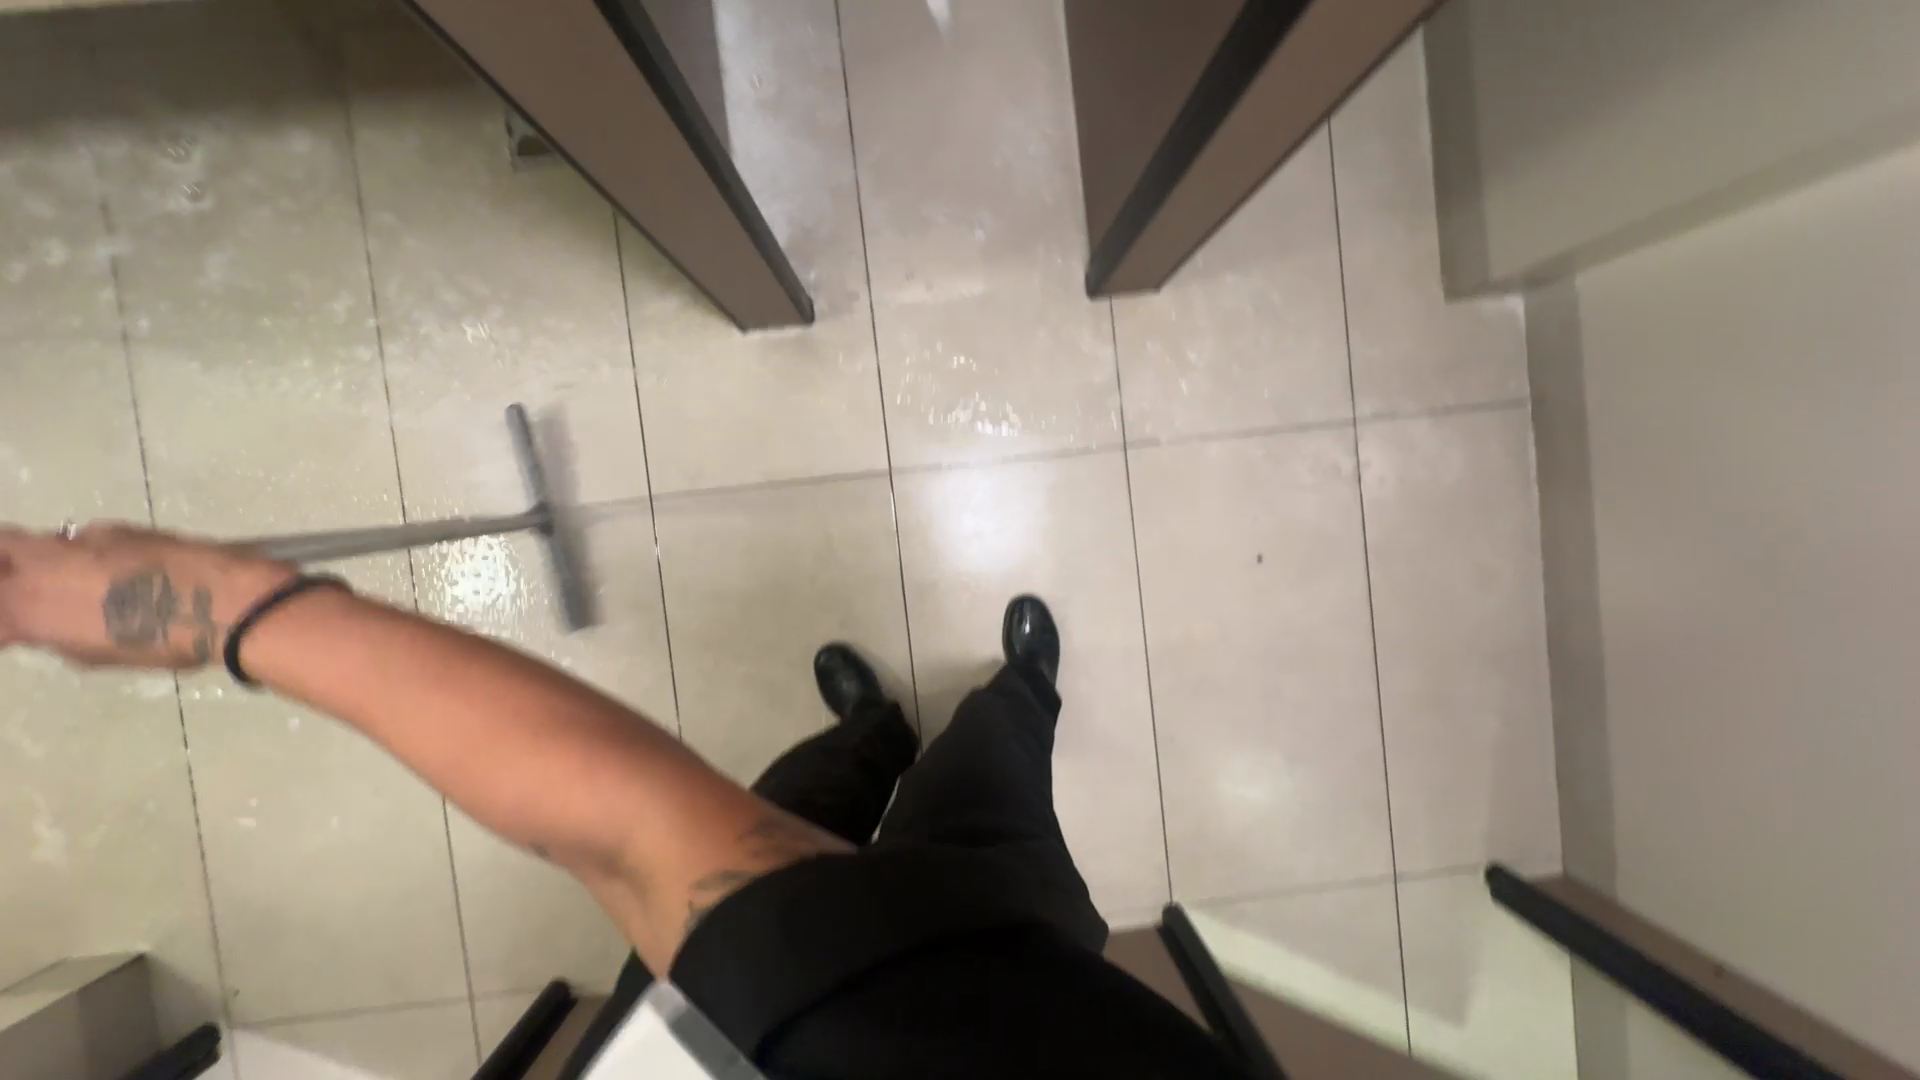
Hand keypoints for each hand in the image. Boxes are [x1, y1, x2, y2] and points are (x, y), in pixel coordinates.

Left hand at [0, 524, 296, 669]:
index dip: (16, 542)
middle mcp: (31, 605)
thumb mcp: (143, 540)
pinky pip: (60, 640)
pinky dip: (75, 628)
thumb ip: (95, 543)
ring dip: (36, 610)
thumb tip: (73, 548)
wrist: (237, 619)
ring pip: (18, 625)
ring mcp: (56, 639)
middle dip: (16, 579)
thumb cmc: (196, 567)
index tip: (34, 541)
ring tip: (81, 599)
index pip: (3, 544)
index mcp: (43, 564)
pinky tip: (118, 619)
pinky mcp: (88, 660)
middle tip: (54, 573)